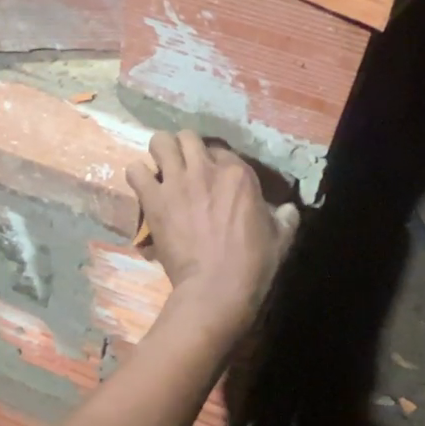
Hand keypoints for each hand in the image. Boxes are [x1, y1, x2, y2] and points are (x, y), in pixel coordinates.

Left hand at [125, 132, 299, 330]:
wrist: (216, 287)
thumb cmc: (253, 265)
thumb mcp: (281, 239)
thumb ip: (285, 218)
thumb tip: (289, 210)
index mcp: (239, 174)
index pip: (221, 150)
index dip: (214, 163)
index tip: (211, 179)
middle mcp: (205, 169)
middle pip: (187, 137)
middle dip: (184, 149)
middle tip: (183, 169)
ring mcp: (177, 182)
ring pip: (160, 143)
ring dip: (159, 154)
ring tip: (160, 171)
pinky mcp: (154, 199)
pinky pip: (135, 171)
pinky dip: (138, 176)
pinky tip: (144, 188)